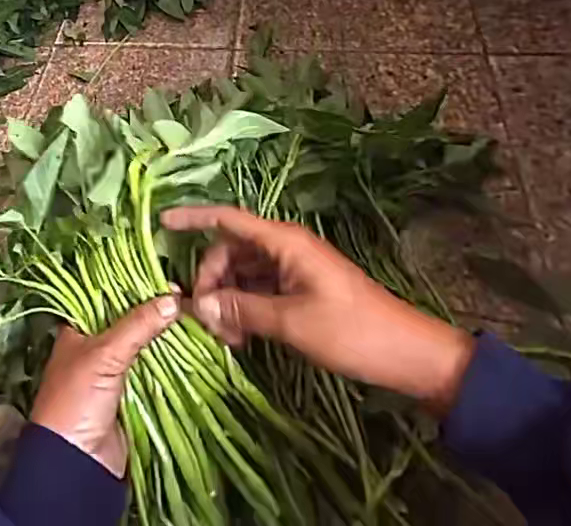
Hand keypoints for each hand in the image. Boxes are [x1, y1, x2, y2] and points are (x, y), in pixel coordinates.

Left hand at [28, 293, 179, 476]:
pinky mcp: (130, 395)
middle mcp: (94, 346)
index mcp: (78, 329)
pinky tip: (190, 348)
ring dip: (165, 336)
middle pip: (129, 321)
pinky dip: (169, 362)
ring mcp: (113, 371)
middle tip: (185, 298)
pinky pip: (152, 371)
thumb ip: (137, 325)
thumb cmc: (77, 399)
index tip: (165, 279)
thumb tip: (172, 299)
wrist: (75, 465)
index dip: (135, 288)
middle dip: (154, 312)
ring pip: (143, 346)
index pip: (109, 297)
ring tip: (193, 317)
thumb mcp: (104, 354)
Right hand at [161, 206, 474, 415]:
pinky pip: (259, 288)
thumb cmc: (351, 330)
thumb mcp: (291, 321)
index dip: (193, 217)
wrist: (408, 354)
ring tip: (226, 337)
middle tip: (204, 321)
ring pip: (243, 273)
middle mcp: (283, 247)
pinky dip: (244, 307)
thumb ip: (241, 310)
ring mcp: (292, 268)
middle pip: (230, 251)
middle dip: (211, 280)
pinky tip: (241, 336)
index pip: (227, 219)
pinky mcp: (299, 288)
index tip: (163, 221)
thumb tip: (198, 306)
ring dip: (227, 299)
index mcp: (283, 241)